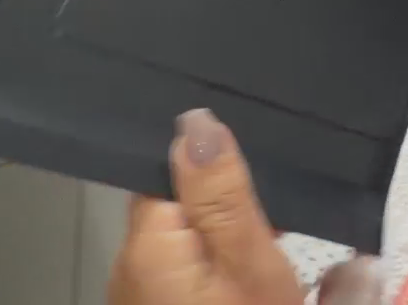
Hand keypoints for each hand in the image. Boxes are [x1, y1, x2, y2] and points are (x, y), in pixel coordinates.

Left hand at [108, 109, 305, 304]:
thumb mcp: (248, 258)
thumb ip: (220, 191)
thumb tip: (195, 119)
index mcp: (146, 243)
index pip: (166, 164)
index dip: (208, 147)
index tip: (255, 142)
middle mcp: (130, 266)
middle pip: (175, 195)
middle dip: (221, 181)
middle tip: (277, 180)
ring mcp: (143, 293)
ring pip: (184, 226)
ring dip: (223, 214)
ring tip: (275, 211)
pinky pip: (187, 257)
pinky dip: (218, 245)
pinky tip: (256, 251)